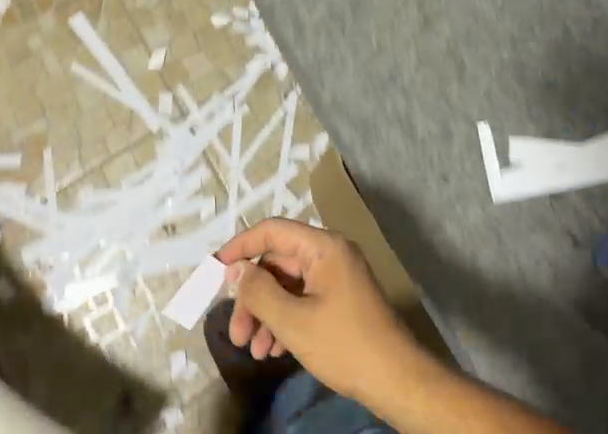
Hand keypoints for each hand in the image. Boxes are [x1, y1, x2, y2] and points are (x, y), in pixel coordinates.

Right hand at [216, 218, 429, 400]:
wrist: (393, 376)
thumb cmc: (343, 344)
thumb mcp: (293, 321)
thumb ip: (260, 292)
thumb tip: (236, 269)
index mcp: (323, 247)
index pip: (273, 231)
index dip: (240, 246)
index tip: (213, 271)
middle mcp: (331, 253)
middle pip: (277, 263)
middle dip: (252, 297)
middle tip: (236, 335)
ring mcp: (337, 277)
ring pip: (288, 285)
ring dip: (266, 314)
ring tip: (254, 350)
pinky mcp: (340, 299)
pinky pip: (303, 299)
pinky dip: (285, 321)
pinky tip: (274, 350)